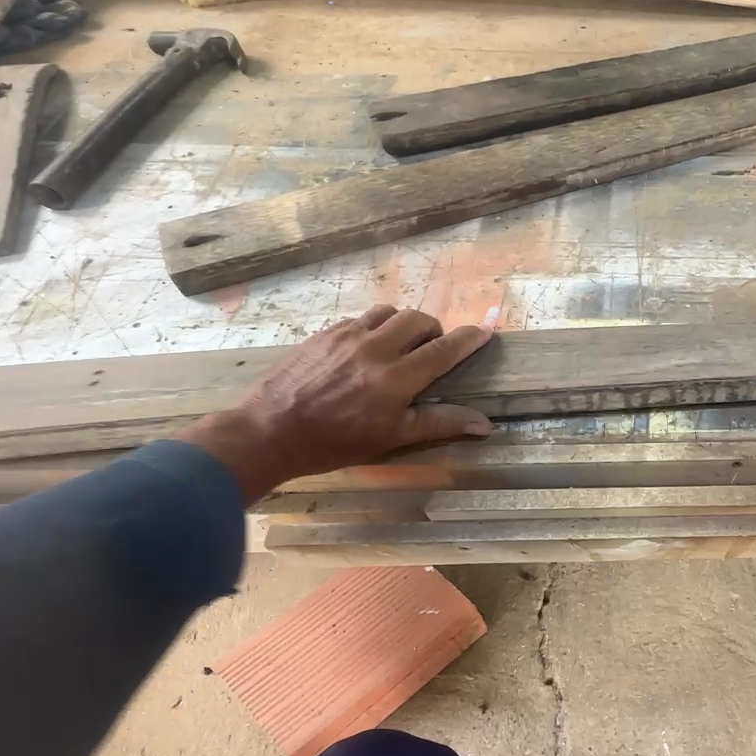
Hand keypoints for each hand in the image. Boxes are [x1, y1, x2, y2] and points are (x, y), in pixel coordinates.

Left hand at [179, 305, 497, 502]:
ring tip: (399, 345)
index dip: (468, 339)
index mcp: (396, 379)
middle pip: (418, 320)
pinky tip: (366, 350)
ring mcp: (346, 336)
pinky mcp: (324, 333)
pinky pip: (359, 318)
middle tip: (431, 349)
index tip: (485, 331)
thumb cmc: (336, 442)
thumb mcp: (393, 438)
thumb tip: (485, 424)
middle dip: (433, 330)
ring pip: (388, 312)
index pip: (443, 350)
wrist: (270, 432)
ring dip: (403, 324)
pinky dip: (374, 328)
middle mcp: (374, 349)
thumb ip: (440, 423)